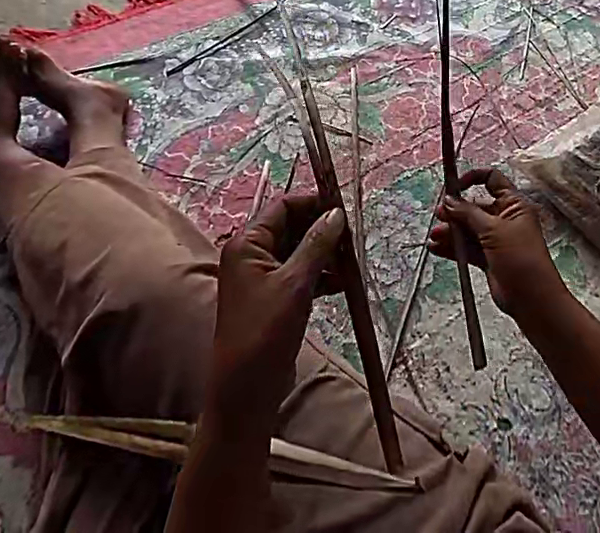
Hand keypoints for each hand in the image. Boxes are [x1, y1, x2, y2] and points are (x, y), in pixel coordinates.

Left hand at [208, 193, 345, 425]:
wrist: (245, 394)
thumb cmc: (264, 334)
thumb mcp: (295, 285)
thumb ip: (317, 245)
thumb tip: (337, 214)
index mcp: (247, 243)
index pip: (283, 207)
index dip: (313, 204)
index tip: (344, 210)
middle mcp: (252, 254)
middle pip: (293, 228)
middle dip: (323, 231)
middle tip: (353, 239)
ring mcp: (263, 277)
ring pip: (300, 252)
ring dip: (326, 255)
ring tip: (352, 264)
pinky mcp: (275, 298)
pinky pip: (301, 275)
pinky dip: (321, 276)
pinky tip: (343, 284)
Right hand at [428, 168, 564, 318]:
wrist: (532, 300)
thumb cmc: (520, 257)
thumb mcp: (493, 230)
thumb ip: (468, 213)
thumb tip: (449, 200)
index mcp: (513, 204)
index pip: (492, 180)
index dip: (472, 178)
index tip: (454, 186)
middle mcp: (504, 219)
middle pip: (475, 207)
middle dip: (456, 210)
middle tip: (439, 215)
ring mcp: (495, 239)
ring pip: (468, 228)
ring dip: (451, 231)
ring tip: (434, 236)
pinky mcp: (488, 258)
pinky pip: (467, 247)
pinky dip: (453, 247)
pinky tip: (436, 248)